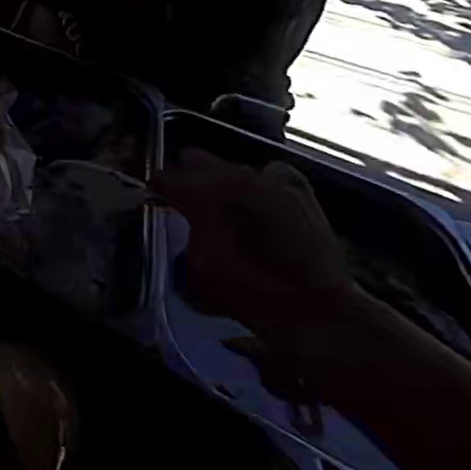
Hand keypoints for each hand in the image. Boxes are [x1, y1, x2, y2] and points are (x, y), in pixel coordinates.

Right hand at [156, 150, 355, 343]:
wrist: (313, 309)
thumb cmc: (245, 292)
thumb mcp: (193, 274)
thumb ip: (177, 243)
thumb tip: (176, 234)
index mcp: (196, 191)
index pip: (163, 178)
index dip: (158, 190)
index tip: (157, 201)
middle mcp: (228, 175)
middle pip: (194, 160)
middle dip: (187, 177)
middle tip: (188, 201)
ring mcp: (265, 179)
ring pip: (231, 165)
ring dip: (223, 180)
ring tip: (226, 204)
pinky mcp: (297, 189)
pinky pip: (272, 171)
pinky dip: (264, 181)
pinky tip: (264, 198)